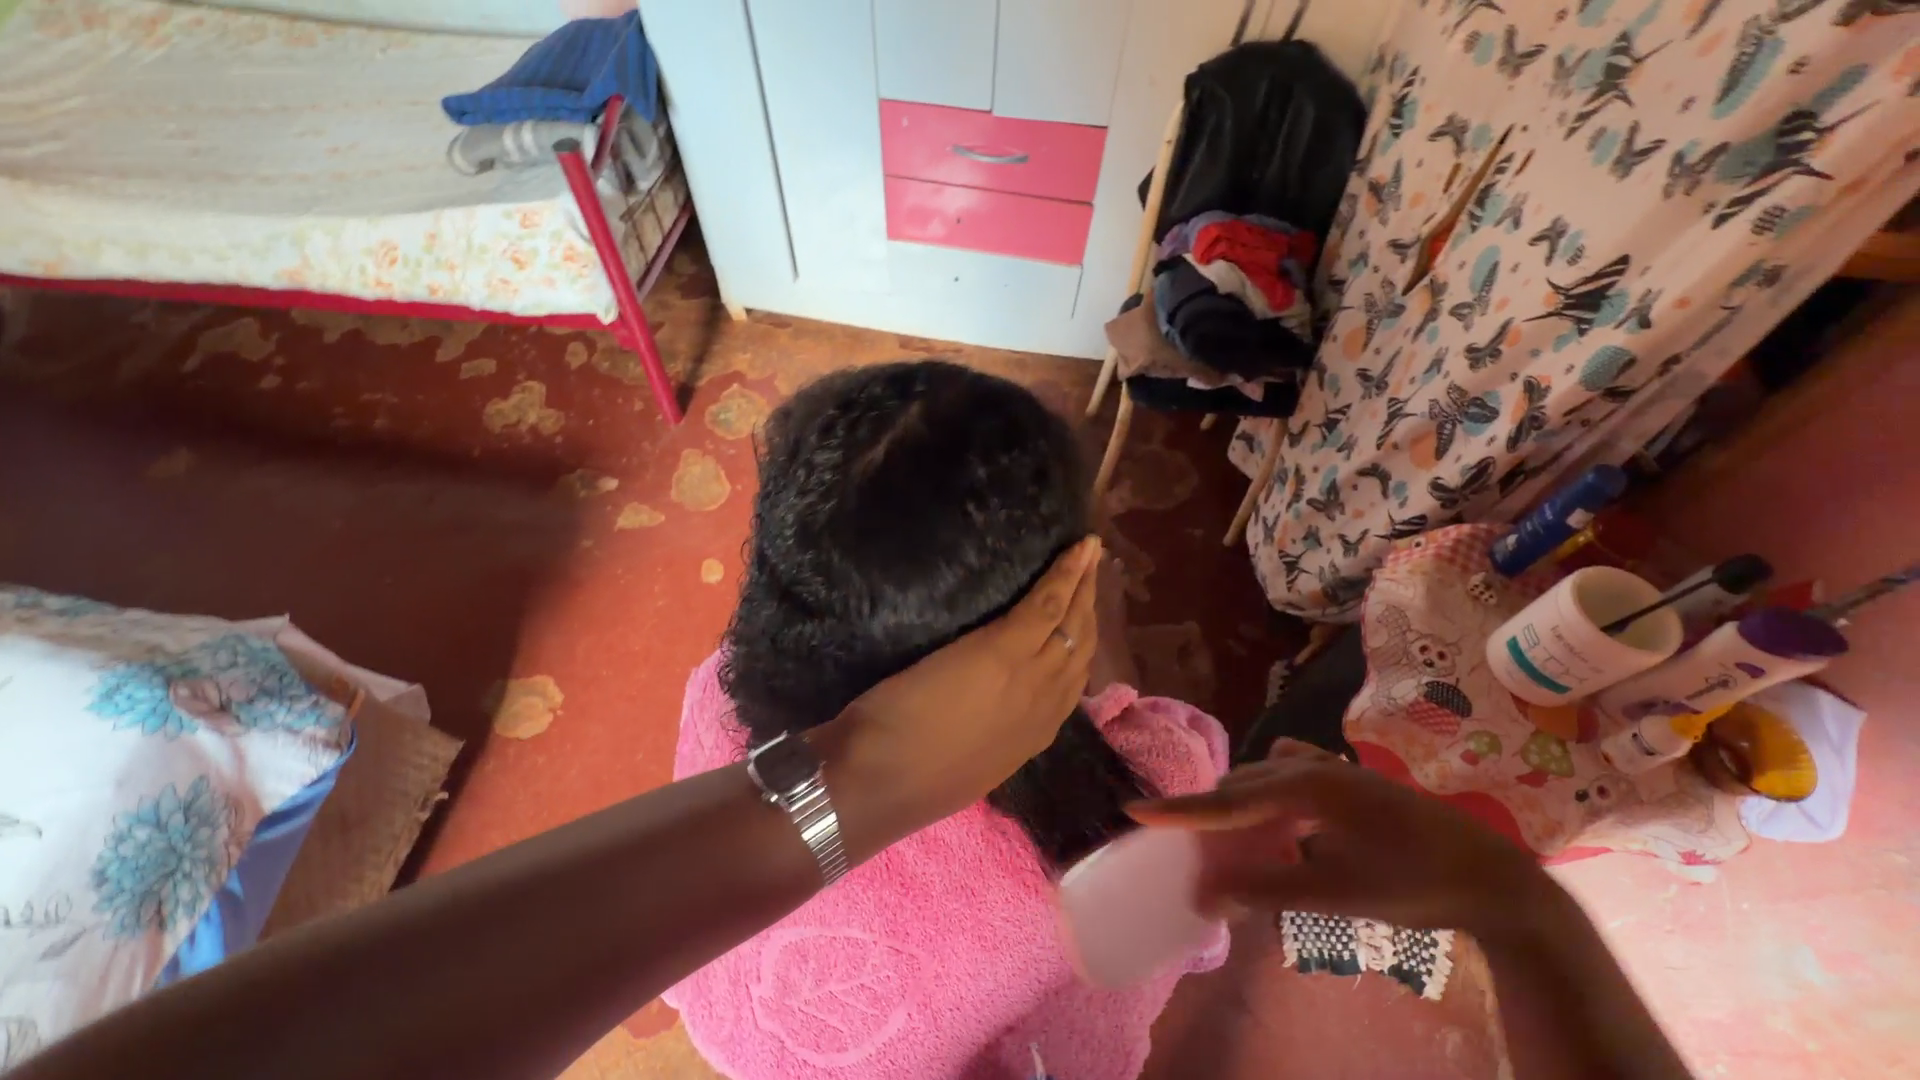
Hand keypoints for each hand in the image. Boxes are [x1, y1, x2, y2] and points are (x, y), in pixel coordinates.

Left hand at [816, 537, 1102, 856]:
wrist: (880, 778)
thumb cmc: (904, 772)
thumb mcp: (962, 759)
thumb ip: (983, 729)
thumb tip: (985, 705)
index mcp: (1033, 734)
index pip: (1072, 680)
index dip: (1080, 645)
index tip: (1085, 618)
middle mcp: (1045, 705)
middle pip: (1081, 646)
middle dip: (1090, 606)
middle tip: (1093, 571)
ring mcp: (1030, 676)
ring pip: (1073, 622)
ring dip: (1083, 585)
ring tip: (1088, 555)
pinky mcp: (1004, 648)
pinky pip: (1048, 604)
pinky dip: (1067, 573)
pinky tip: (1077, 549)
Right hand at [1127, 740, 1550, 935]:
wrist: (1491, 875)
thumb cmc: (1410, 883)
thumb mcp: (1332, 892)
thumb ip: (1263, 889)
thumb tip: (1203, 894)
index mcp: (1302, 786)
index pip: (1223, 802)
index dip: (1177, 810)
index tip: (1133, 811)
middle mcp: (1311, 766)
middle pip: (1240, 785)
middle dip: (1207, 810)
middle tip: (1182, 843)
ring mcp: (1333, 768)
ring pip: (1264, 778)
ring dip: (1237, 802)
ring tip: (1224, 835)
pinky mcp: (1349, 779)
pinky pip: (1290, 773)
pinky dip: (1268, 793)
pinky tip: (1277, 819)